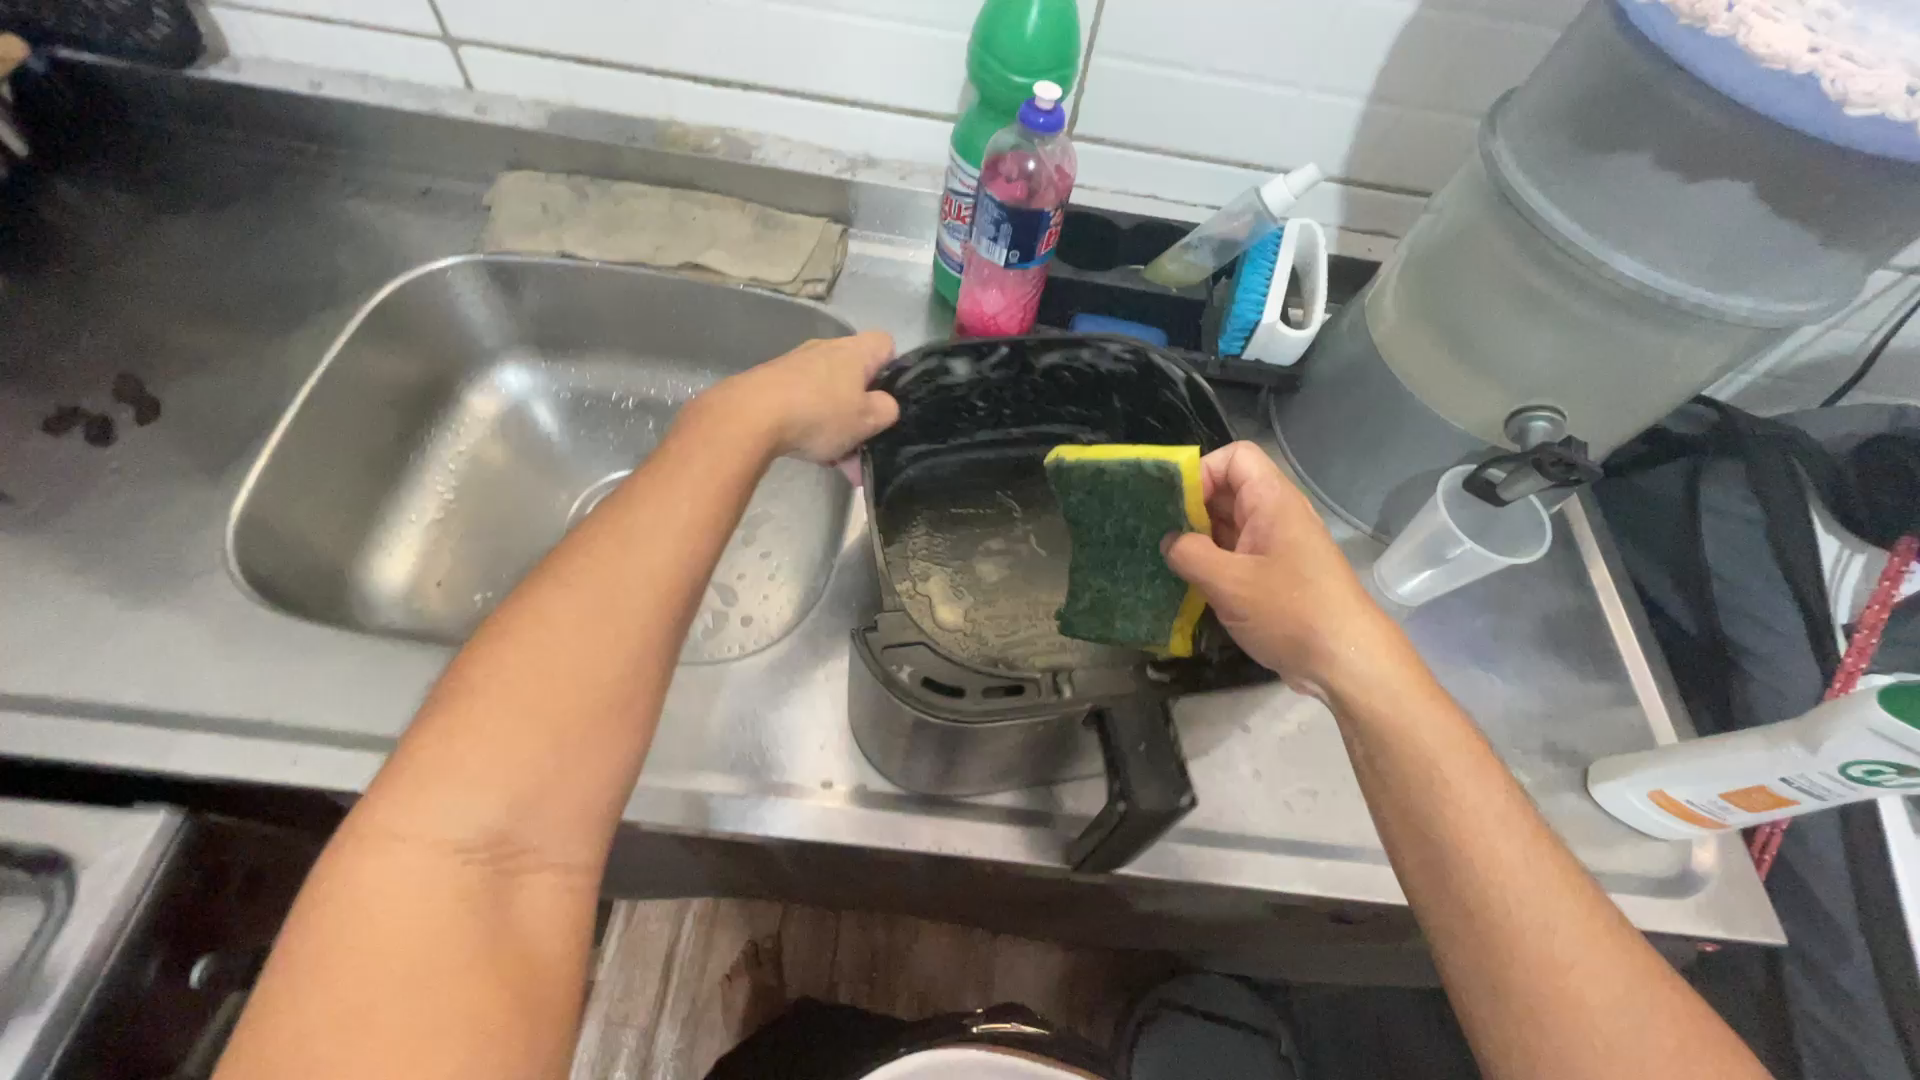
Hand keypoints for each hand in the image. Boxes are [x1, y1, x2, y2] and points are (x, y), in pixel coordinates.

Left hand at [716, 331, 900, 463]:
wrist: (750, 416)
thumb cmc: (820, 413)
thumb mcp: (868, 420)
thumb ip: (887, 410)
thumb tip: (884, 405)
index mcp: (855, 351)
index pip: (886, 344)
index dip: (893, 369)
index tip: (887, 398)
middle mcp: (826, 349)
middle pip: (855, 376)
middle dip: (862, 411)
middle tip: (863, 445)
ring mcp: (796, 365)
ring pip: (830, 396)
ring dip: (838, 427)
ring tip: (839, 463)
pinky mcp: (772, 383)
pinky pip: (804, 405)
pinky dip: (812, 427)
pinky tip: (812, 455)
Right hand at [1162, 441, 1403, 694]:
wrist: (1344, 661)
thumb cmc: (1290, 612)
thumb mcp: (1229, 583)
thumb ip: (1189, 554)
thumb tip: (1170, 542)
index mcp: (1272, 502)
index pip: (1234, 457)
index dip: (1201, 472)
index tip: (1174, 505)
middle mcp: (1275, 516)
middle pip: (1227, 490)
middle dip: (1190, 507)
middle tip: (1156, 534)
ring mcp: (1275, 547)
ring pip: (1228, 525)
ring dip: (1197, 538)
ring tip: (1165, 558)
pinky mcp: (1273, 575)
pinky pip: (1234, 554)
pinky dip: (1210, 562)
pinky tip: (1186, 583)